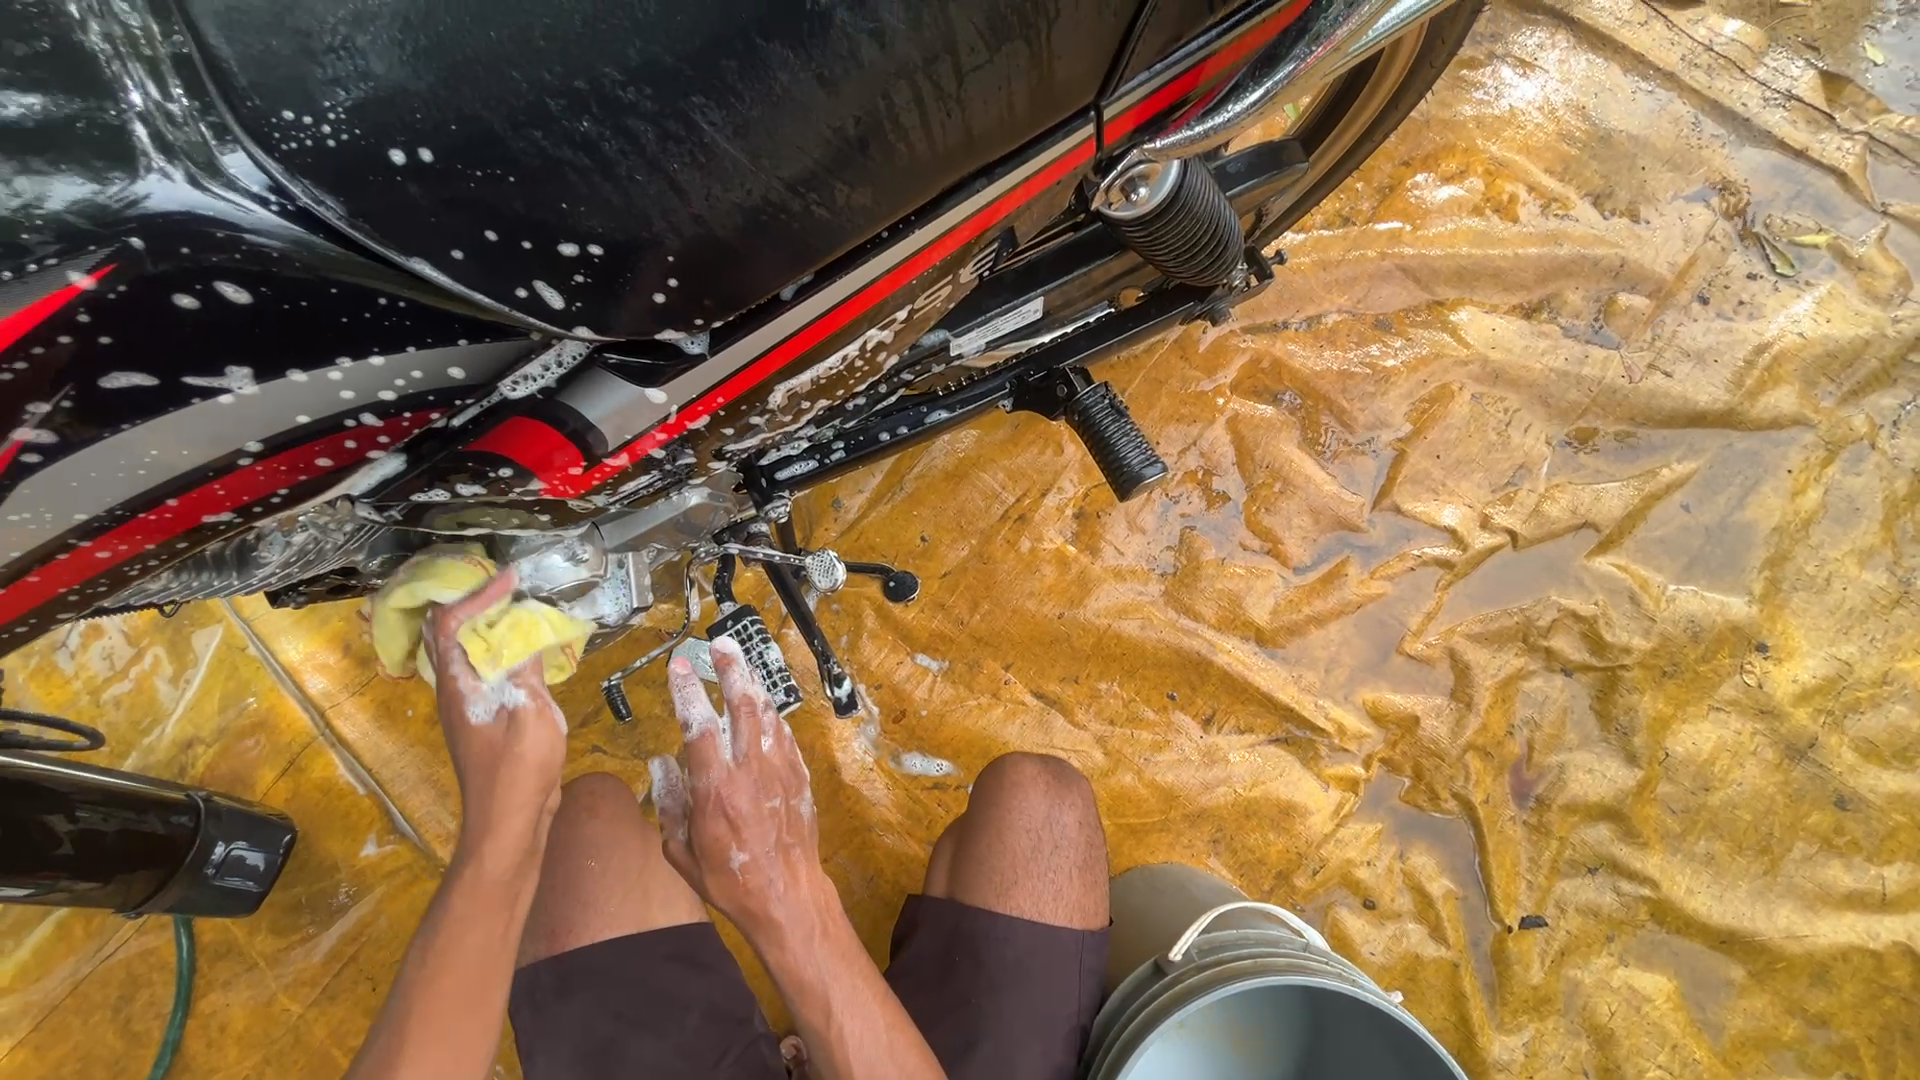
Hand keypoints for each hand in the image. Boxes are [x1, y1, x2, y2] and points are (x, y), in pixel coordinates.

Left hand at [423, 569, 568, 871]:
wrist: (509, 822)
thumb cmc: (518, 769)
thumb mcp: (530, 712)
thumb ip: (527, 668)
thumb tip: (527, 629)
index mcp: (458, 686)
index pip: (450, 624)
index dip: (476, 595)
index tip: (510, 578)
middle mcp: (455, 691)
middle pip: (452, 635)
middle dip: (478, 604)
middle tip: (513, 586)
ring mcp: (469, 707)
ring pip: (471, 653)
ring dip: (494, 626)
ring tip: (527, 611)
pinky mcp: (487, 719)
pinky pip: (490, 671)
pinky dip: (508, 651)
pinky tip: (535, 654)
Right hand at [651, 638, 830, 944]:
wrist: (787, 893)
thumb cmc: (728, 879)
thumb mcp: (681, 851)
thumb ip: (668, 802)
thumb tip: (661, 762)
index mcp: (716, 787)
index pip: (699, 725)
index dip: (688, 690)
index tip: (679, 665)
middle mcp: (750, 769)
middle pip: (742, 704)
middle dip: (732, 669)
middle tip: (722, 644)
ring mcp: (780, 768)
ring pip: (767, 713)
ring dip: (753, 684)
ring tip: (741, 664)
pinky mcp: (799, 774)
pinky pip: (783, 734)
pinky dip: (770, 715)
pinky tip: (762, 706)